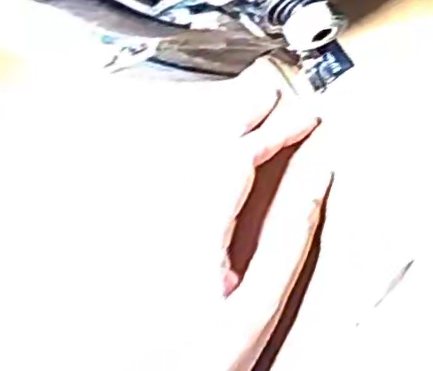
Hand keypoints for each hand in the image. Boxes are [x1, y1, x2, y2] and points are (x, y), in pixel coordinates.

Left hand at [0, 62, 332, 369]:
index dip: (277, 131)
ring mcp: (126, 249)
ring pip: (168, 171)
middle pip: (193, 158)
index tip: (310, 116)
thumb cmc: (196, 364)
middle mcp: (147, 239)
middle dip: (238, 117)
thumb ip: (291, 235)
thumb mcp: (260, 305)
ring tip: (242, 110)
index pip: (235, 161)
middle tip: (272, 89)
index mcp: (186, 244)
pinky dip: (184, 163)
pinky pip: (150, 193)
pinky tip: (199, 155)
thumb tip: (317, 176)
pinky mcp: (115, 262)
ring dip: (212, 133)